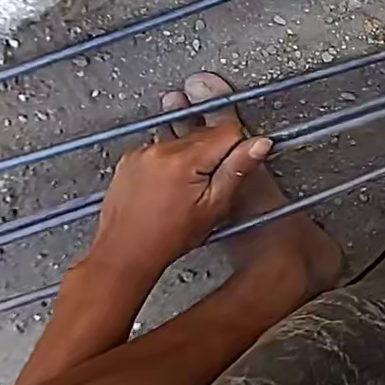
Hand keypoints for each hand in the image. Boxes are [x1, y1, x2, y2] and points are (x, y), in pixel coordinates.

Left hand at [87, 129, 272, 278]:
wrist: (123, 254)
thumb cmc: (168, 238)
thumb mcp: (214, 207)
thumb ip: (238, 169)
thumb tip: (261, 143)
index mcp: (185, 160)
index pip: (227, 130)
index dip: (236, 148)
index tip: (230, 168)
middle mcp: (161, 149)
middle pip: (205, 133)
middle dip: (214, 153)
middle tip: (207, 184)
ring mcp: (143, 152)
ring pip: (185, 139)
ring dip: (192, 156)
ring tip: (185, 188)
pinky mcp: (131, 158)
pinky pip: (164, 147)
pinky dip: (171, 160)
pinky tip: (168, 185)